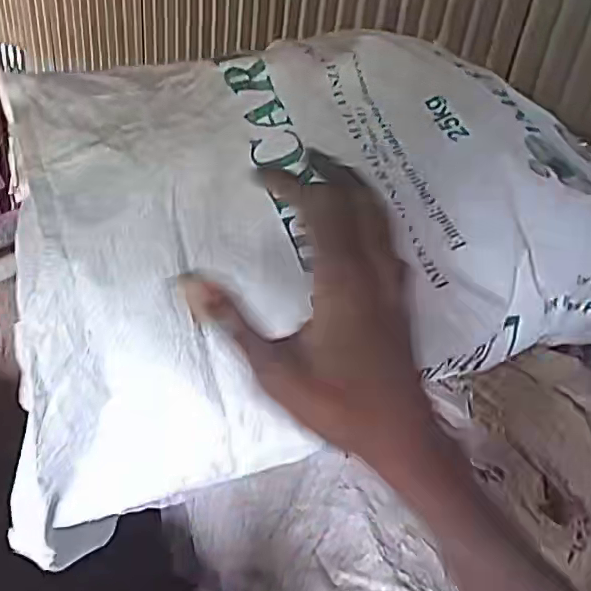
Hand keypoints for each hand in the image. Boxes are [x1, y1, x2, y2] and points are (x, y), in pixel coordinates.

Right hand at [180, 151, 434, 463]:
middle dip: (326, 169)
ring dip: (351, 186)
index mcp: (341, 281)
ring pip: (379, 214)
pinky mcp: (400, 297)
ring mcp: (392, 283)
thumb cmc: (334, 405)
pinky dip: (367, 215)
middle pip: (356, 198)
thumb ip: (232, 322)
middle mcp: (372, 271)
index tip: (260, 175)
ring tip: (323, 175)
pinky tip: (352, 228)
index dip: (289, 183)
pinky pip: (386, 237)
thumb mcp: (272, 369)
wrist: (399, 435)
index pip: (319, 209)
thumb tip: (189, 285)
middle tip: (297, 155)